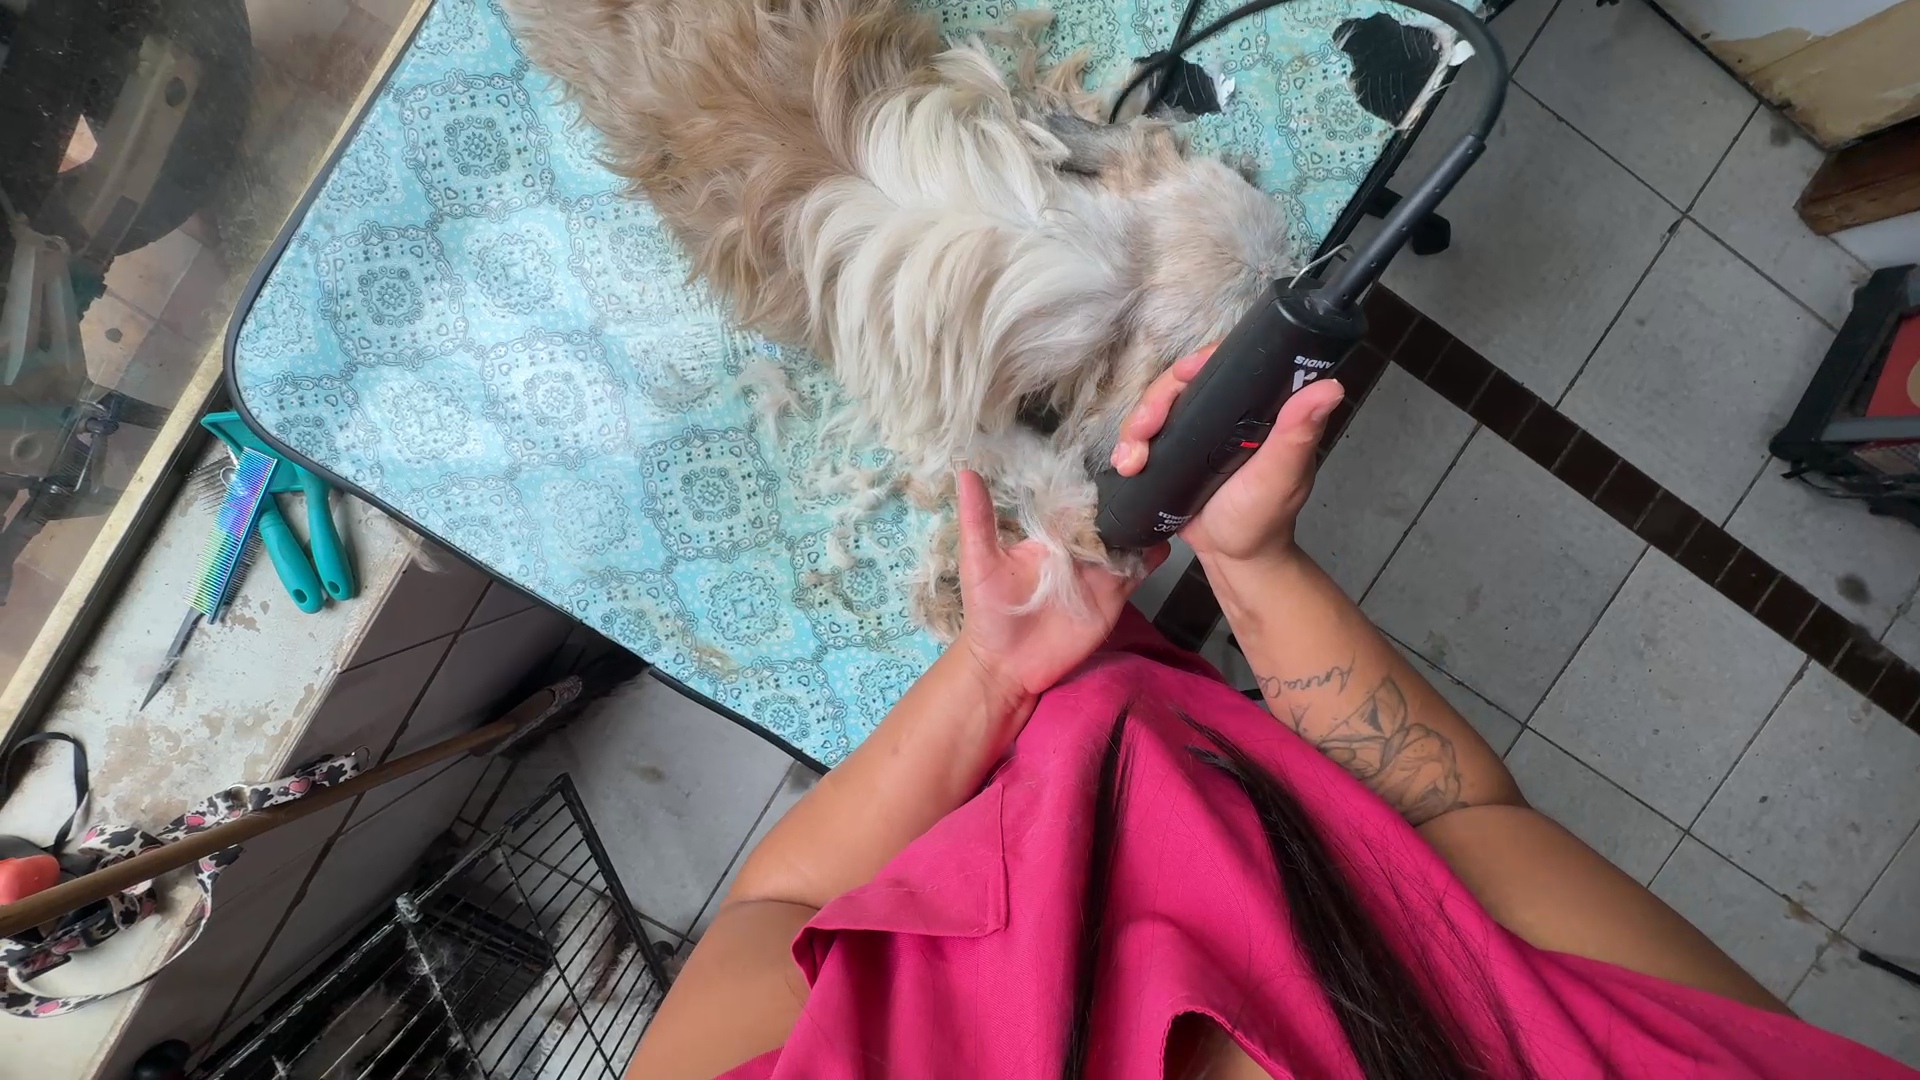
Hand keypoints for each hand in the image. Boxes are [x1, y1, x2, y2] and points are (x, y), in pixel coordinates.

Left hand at [952, 469, 1165, 701]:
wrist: (1007, 666)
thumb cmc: (989, 611)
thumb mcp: (979, 561)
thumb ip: (978, 519)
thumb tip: (965, 471)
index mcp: (1049, 535)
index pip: (1075, 501)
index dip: (1092, 482)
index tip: (1113, 455)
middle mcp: (1077, 548)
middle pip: (1108, 516)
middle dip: (1127, 497)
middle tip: (1150, 469)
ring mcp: (1099, 570)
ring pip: (1130, 537)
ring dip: (1145, 520)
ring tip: (1163, 498)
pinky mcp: (1115, 594)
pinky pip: (1140, 569)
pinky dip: (1155, 553)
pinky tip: (1165, 537)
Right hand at [1109, 344, 1344, 564]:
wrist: (1231, 557)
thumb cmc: (1262, 518)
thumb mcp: (1281, 476)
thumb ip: (1297, 435)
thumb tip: (1328, 387)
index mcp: (1257, 409)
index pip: (1229, 366)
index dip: (1202, 361)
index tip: (1184, 373)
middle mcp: (1224, 414)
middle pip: (1181, 385)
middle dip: (1155, 401)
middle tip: (1143, 429)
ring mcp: (1195, 433)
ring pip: (1157, 409)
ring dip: (1135, 427)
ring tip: (1130, 460)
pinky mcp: (1172, 453)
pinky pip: (1145, 437)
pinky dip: (1130, 447)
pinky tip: (1125, 464)